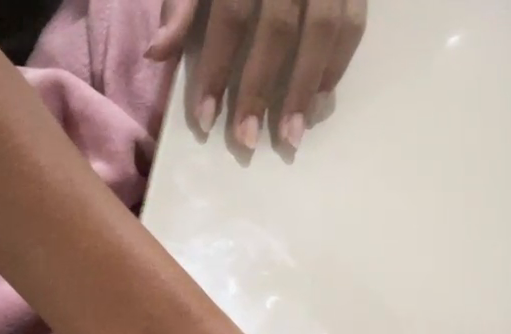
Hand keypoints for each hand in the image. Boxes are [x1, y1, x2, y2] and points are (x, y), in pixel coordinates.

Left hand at [145, 0, 368, 150]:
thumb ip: (182, 2)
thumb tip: (156, 53)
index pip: (231, 16)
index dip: (216, 69)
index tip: (205, 120)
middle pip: (278, 29)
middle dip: (261, 89)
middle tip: (248, 141)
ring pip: (324, 28)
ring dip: (307, 87)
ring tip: (292, 136)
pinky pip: (354, 19)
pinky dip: (338, 62)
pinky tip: (321, 100)